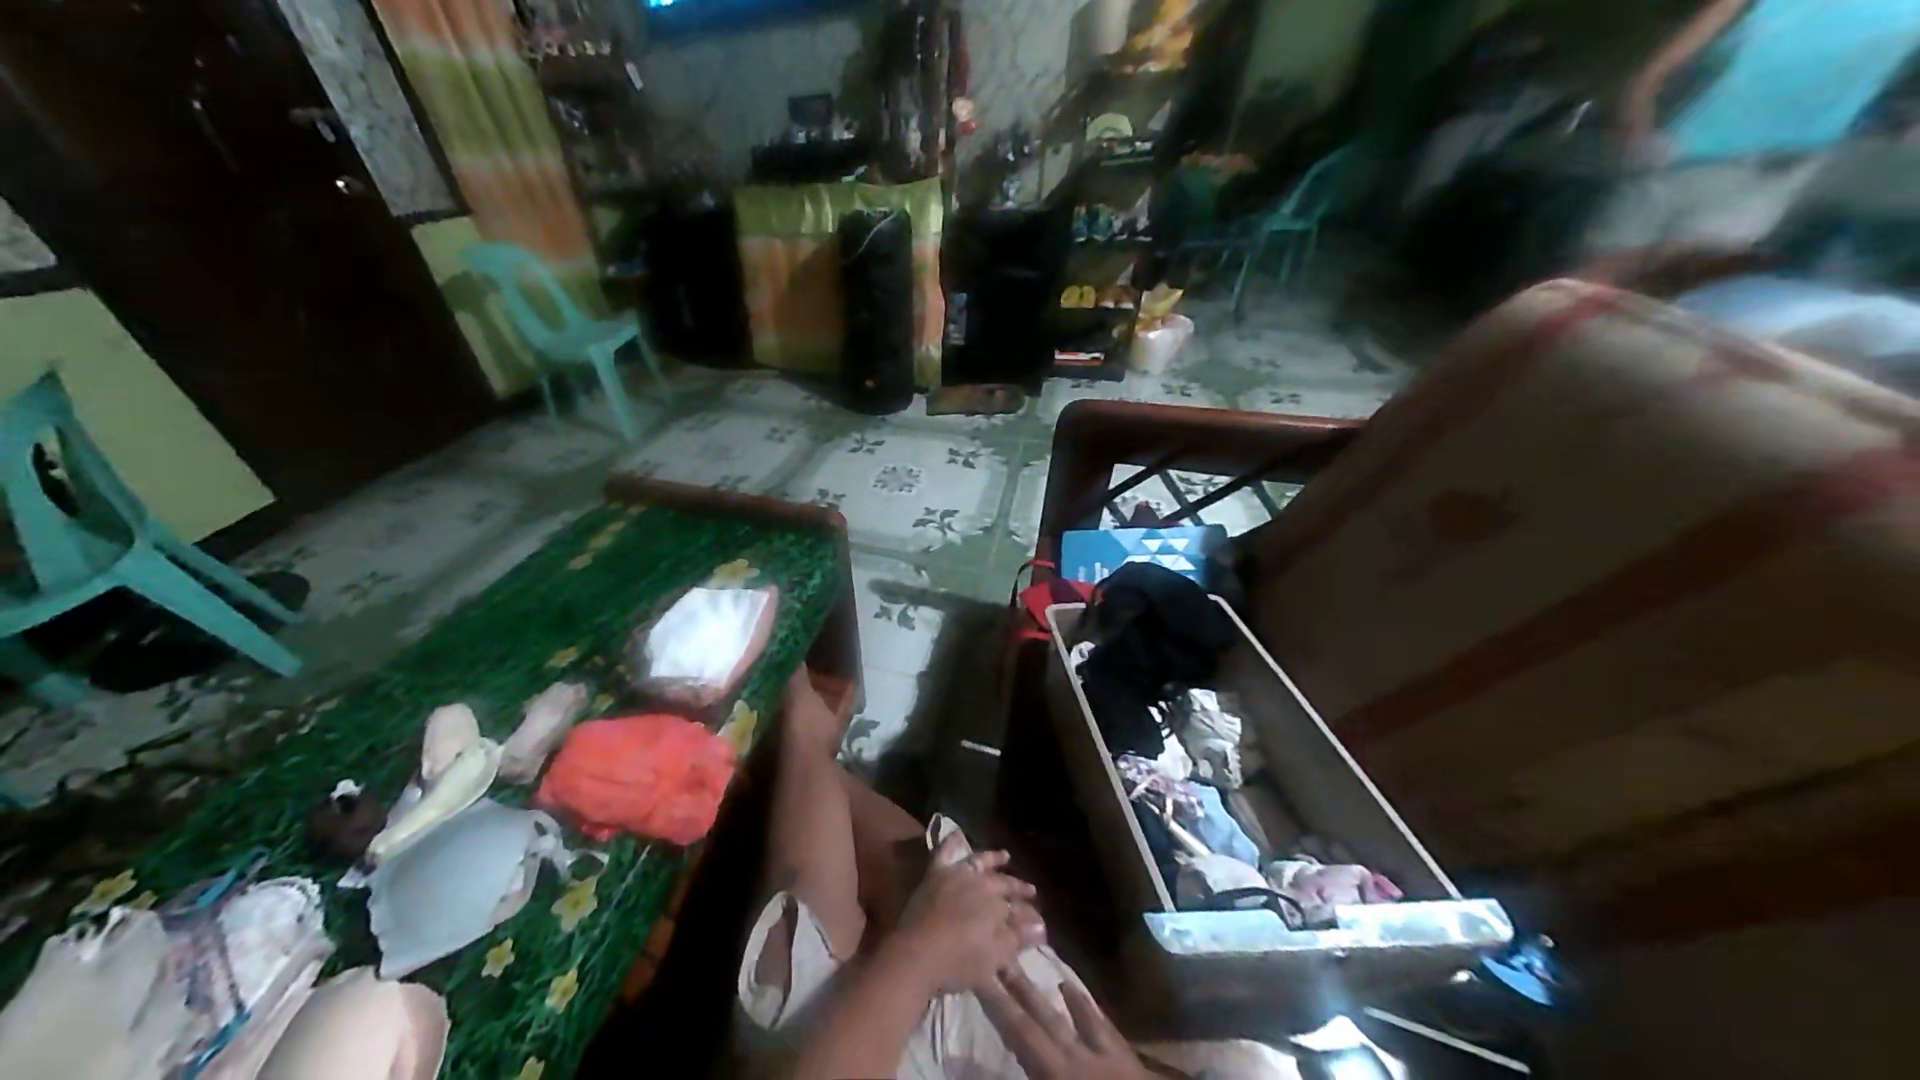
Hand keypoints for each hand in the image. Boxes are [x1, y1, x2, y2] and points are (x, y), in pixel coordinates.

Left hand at [887, 833, 1044, 993]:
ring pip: (979, 862)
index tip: (1040, 921)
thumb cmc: (959, 961)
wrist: (917, 954)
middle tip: (1031, 890)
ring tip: (1005, 855)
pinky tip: (957, 833)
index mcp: (996, 905)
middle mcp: (980, 884)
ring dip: (993, 859)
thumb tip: (1041, 925)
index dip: (1029, 915)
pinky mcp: (935, 875)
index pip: (1018, 908)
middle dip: (1018, 888)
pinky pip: (944, 852)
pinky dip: (951, 842)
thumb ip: (1018, 937)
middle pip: (1002, 884)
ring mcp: (956, 875)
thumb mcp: (995, 956)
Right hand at [979, 967, 1153, 1079]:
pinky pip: (1103, 1027)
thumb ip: (1026, 1069)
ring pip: (1070, 1017)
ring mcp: (1104, 1054)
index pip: (1019, 1031)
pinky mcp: (1126, 1060)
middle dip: (1018, 989)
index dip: (997, 1003)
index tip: (979, 973)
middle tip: (998, 957)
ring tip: (1029, 967)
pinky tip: (1073, 989)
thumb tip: (973, 1063)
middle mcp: (1076, 1055)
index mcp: (1055, 1071)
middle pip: (1041, 1017)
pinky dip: (1086, 1007)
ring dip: (1048, 993)